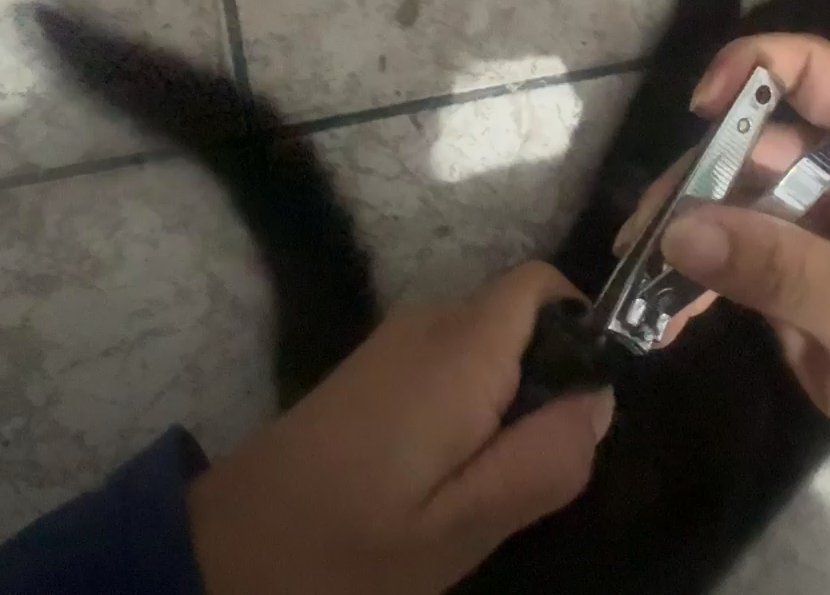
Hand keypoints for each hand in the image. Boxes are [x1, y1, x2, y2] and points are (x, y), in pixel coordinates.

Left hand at [187, 262, 615, 594]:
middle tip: (529, 464)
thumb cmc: (351, 544)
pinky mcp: (377, 361)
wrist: (229, 547)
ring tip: (482, 478)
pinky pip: (453, 357)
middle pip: (520, 316)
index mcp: (459, 348)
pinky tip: (442, 468)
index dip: (581, 322)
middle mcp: (430, 321)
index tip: (588, 398)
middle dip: (547, 376)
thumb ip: (545, 458)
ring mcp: (397, 338)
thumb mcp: (464, 526)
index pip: (540, 283)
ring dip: (508, 396)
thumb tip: (600, 397)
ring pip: (489, 341)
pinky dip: (473, 398)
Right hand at [650, 33, 829, 470]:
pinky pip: (714, 245)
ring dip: (676, 228)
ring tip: (637, 272)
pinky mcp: (771, 259)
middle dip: (691, 180)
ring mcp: (799, 215)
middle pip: (744, 140)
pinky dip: (683, 273)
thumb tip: (679, 230)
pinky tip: (660, 314)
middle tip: (646, 232)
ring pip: (718, 192)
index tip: (702, 108)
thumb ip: (779, 267)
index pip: (815, 70)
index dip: (755, 66)